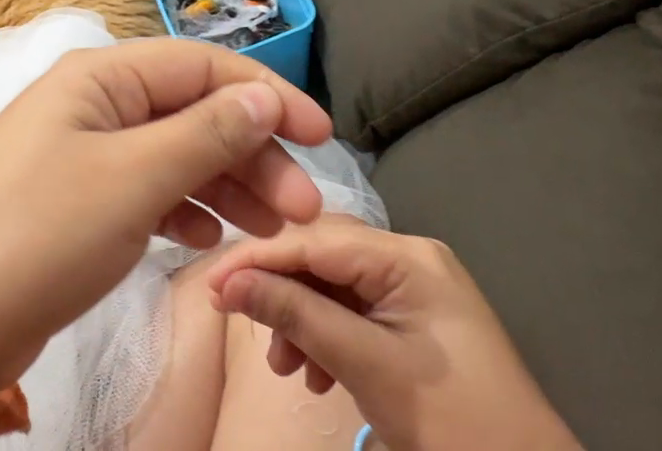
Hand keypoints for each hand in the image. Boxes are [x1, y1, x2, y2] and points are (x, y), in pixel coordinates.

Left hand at [0, 38, 333, 420]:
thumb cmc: (33, 236)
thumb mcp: (129, 180)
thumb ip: (202, 134)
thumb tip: (262, 96)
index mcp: (98, 78)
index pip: (201, 66)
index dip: (266, 95)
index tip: (322, 138)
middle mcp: (91, 105)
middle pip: (191, 111)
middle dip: (251, 152)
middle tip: (301, 209)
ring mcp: (81, 155)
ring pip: (173, 154)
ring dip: (226, 184)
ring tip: (272, 229)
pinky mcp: (75, 204)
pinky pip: (146, 191)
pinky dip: (185, 208)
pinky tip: (210, 238)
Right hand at [205, 217, 580, 450]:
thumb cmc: (452, 422)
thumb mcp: (365, 366)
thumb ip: (295, 315)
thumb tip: (227, 285)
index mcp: (406, 256)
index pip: (314, 240)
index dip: (258, 259)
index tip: (209, 286)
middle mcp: (410, 258)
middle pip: (322, 258)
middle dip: (279, 292)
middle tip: (237, 323)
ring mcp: (415, 288)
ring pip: (333, 286)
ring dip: (300, 320)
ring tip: (284, 367)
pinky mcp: (415, 319)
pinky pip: (354, 311)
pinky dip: (325, 337)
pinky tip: (314, 375)